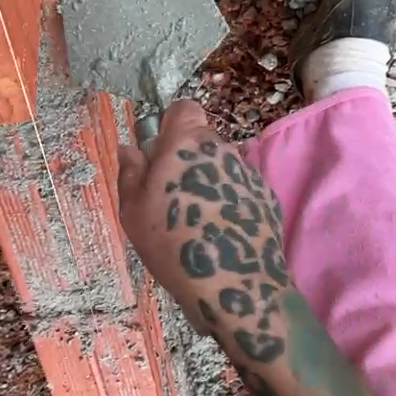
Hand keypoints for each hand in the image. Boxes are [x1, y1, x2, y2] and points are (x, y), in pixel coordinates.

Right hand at [117, 101, 295, 364]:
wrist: (234, 287)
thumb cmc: (171, 243)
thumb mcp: (133, 211)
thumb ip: (131, 173)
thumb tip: (129, 148)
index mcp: (185, 143)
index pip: (184, 108)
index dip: (171, 125)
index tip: (159, 152)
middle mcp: (221, 149)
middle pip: (202, 138)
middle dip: (187, 157)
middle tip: (171, 193)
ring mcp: (248, 173)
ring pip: (221, 165)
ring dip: (208, 180)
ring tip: (196, 219)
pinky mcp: (266, 198)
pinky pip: (239, 188)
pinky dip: (229, 201)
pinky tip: (219, 232)